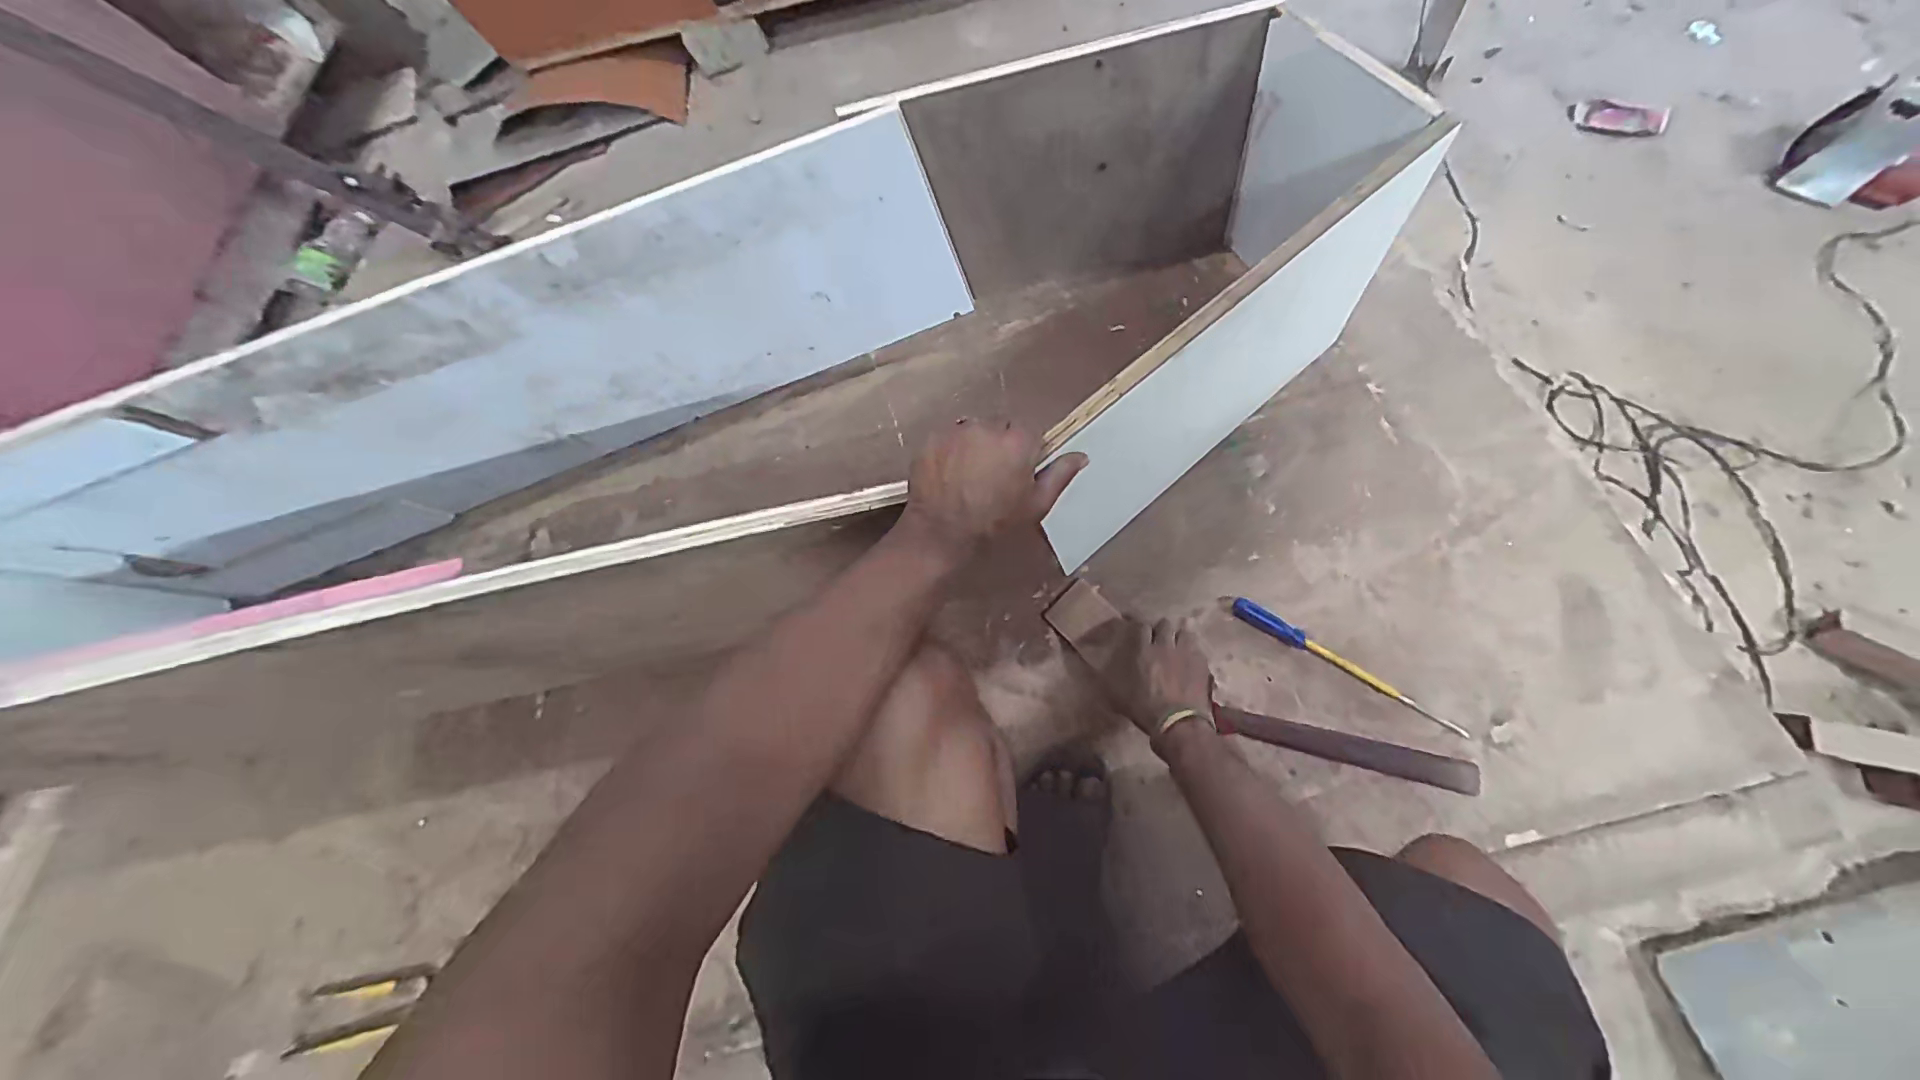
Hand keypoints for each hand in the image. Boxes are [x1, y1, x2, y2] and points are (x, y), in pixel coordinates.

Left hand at [896, 419, 1086, 560]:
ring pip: (973, 431)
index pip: (1029, 432)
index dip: (1025, 452)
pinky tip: (949, 477)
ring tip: (968, 477)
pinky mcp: (931, 440)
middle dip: (999, 446)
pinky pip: (947, 439)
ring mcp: (955, 432)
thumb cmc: (992, 525)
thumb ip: (1058, 476)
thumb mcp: (1034, 506)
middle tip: (993, 477)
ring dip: (974, 446)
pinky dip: (950, 452)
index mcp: (1017, 441)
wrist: (941, 536)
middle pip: (1000, 427)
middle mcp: (986, 428)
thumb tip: (1080, 457)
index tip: (1018, 471)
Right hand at [1114, 618, 1214, 737]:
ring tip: (1178, 648)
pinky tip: (1191, 661)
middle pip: (1164, 625)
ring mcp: (1185, 653)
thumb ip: (1110, 678)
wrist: (1179, 723)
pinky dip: (1193, 652)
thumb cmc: (1145, 710)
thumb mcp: (1119, 695)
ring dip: (1180, 638)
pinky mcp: (1202, 663)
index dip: (1140, 629)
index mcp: (1142, 651)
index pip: (1141, 627)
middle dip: (1161, 630)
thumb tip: (1097, 669)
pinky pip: (1198, 649)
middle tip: (1159, 641)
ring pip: (1184, 632)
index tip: (1140, 634)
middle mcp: (1164, 646)